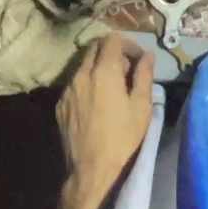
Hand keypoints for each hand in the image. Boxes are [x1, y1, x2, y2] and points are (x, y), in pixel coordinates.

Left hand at [56, 35, 154, 201]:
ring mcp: (67, 89)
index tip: (138, 58)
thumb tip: (147, 56)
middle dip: (112, 53)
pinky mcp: (60, 104)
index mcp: (103, 71)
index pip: (111, 39)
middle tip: (127, 71)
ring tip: (113, 88)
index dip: (128, 43)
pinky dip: (87, 84)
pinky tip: (97, 103)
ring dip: (98, 68)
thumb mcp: (141, 107)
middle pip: (94, 49)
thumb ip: (144, 75)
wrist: (91, 169)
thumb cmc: (123, 138)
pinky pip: (74, 84)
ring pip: (82, 66)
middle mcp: (80, 74)